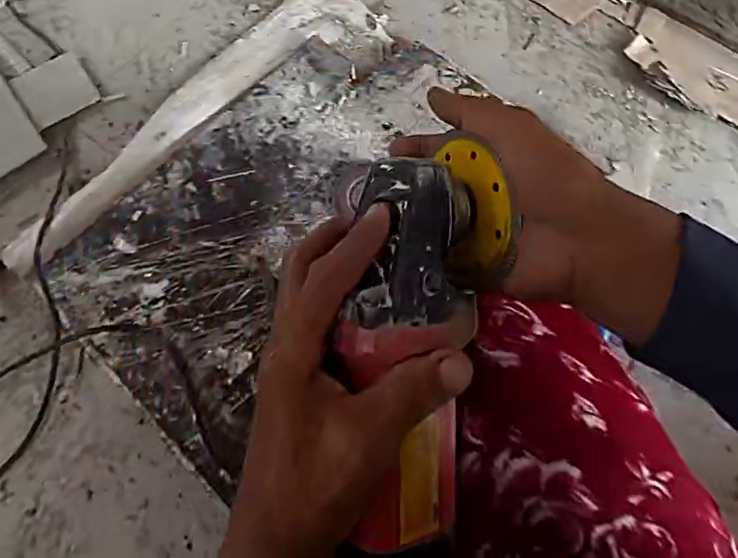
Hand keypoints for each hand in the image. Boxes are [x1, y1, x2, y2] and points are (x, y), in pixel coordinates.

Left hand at [221, 206, 472, 557]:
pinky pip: (317, 312)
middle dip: (332, 235)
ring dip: (334, 257)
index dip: (354, 245)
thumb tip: (462, 358)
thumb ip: (412, 396)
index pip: (321, 282)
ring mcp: (289, 360)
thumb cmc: (312, 488)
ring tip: (378, 244)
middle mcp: (284, 346)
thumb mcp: (366, 441)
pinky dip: (340, 287)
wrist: (274, 544)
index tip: (384, 212)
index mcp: (293, 353)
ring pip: (303, 289)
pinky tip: (376, 300)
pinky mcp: (300, 374)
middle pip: (299, 271)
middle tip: (375, 216)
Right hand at [391, 88, 681, 344]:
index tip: (388, 156)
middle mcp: (478, 192)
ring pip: (427, 225)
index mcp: (488, 156)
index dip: (415, 149)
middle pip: (428, 188)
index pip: (441, 148)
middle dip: (399, 190)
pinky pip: (436, 262)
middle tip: (370, 196)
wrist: (580, 237)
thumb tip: (433, 94)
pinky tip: (385, 260)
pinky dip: (416, 261)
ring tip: (370, 228)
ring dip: (400, 227)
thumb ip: (471, 111)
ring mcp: (474, 232)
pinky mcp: (473, 267)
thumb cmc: (548, 173)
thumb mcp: (512, 127)